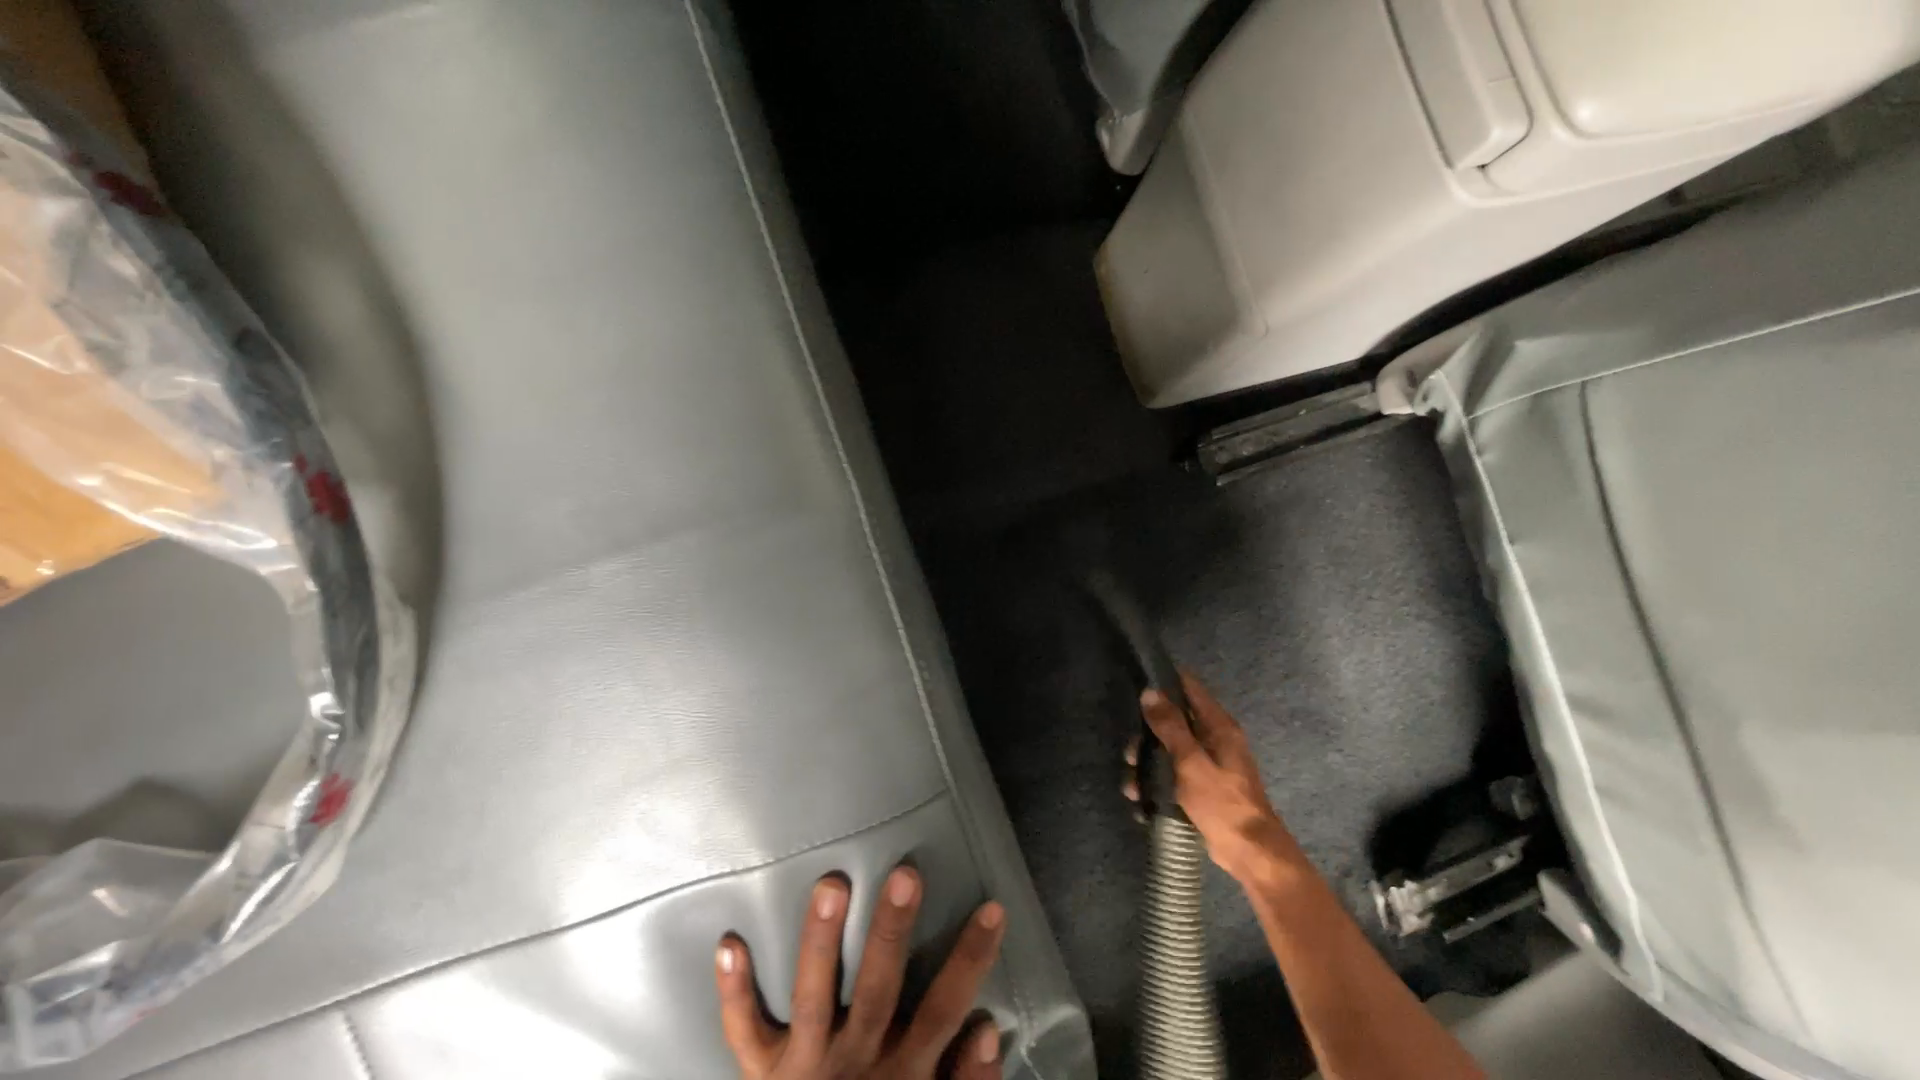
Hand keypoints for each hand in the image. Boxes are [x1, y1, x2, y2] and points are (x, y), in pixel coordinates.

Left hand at [716, 867, 1006, 1079]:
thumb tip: (986, 1028)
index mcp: (903, 1069)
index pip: (945, 1009)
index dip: (971, 961)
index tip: (992, 908)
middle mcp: (855, 1059)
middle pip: (878, 990)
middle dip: (892, 933)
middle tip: (904, 874)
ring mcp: (804, 1064)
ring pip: (812, 998)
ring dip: (820, 943)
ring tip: (831, 885)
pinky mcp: (761, 1071)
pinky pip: (743, 1031)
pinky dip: (734, 991)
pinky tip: (730, 942)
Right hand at [1131, 672, 1307, 885]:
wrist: (1249, 852)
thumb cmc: (1222, 803)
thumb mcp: (1191, 762)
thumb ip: (1171, 727)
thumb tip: (1149, 692)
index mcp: (1220, 727)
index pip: (1191, 689)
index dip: (1165, 682)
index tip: (1136, 684)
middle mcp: (1215, 740)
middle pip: (1175, 722)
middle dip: (1148, 734)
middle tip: (1129, 752)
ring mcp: (1209, 765)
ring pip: (1170, 751)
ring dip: (1148, 764)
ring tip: (1131, 785)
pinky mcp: (1202, 788)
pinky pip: (1173, 775)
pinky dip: (1156, 783)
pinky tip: (1141, 799)